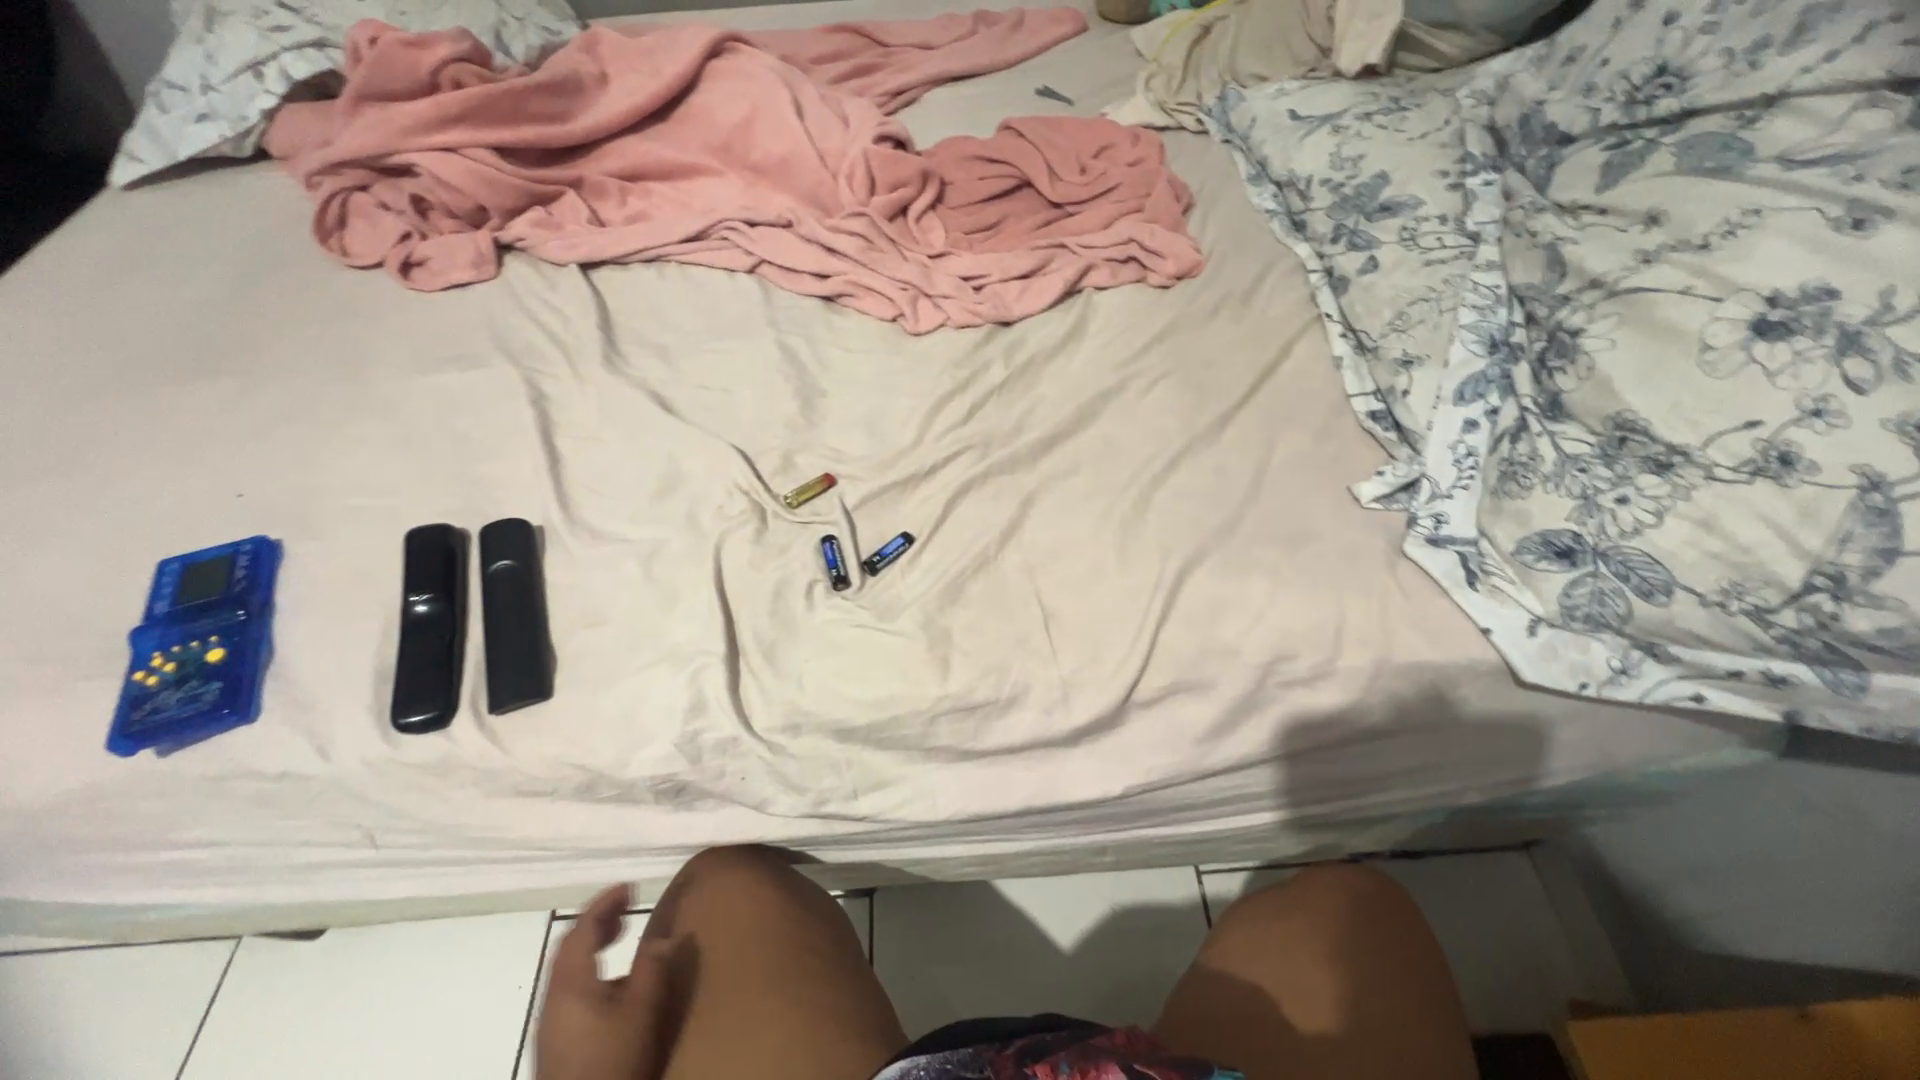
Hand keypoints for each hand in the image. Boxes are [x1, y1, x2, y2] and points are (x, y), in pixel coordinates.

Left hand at [536, 884, 676, 1079]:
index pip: (582, 930)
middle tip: (626, 907)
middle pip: (569, 948)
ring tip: (621, 938)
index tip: (629, 886)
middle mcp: (555, 997)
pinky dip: (591, 970)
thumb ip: (652, 970)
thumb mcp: (641, 1013)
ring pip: (568, 970)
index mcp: (571, 983)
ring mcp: (552, 1022)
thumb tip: (664, 937)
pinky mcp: (556, 1042)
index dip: (605, 903)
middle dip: (597, 922)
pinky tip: (615, 986)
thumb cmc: (611, 1062)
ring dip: (593, 946)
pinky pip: (571, 989)